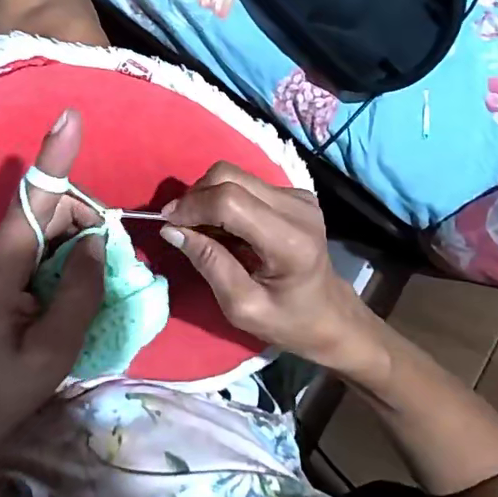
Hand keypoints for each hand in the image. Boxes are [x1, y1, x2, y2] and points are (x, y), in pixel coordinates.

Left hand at [0, 109, 105, 453]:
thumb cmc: (8, 382)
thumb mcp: (56, 345)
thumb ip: (80, 290)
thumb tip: (97, 243)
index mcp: (4, 261)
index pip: (35, 197)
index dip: (55, 156)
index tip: (70, 118)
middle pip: (52, 206)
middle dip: (90, 219)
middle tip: (115, 262)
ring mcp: (0, 256)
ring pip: (53, 222)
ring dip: (84, 238)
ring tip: (99, 280)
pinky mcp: (6, 267)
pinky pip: (47, 242)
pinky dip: (72, 252)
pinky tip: (83, 281)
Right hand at [159, 162, 384, 375]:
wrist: (330, 315)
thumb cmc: (288, 321)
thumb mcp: (241, 307)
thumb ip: (209, 264)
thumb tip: (172, 229)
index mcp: (289, 241)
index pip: (230, 201)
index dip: (192, 206)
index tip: (167, 224)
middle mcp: (297, 208)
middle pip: (230, 176)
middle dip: (196, 196)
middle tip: (179, 225)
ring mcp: (299, 196)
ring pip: (236, 175)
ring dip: (208, 196)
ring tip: (200, 227)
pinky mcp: (295, 194)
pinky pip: (247, 183)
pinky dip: (224, 199)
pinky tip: (223, 226)